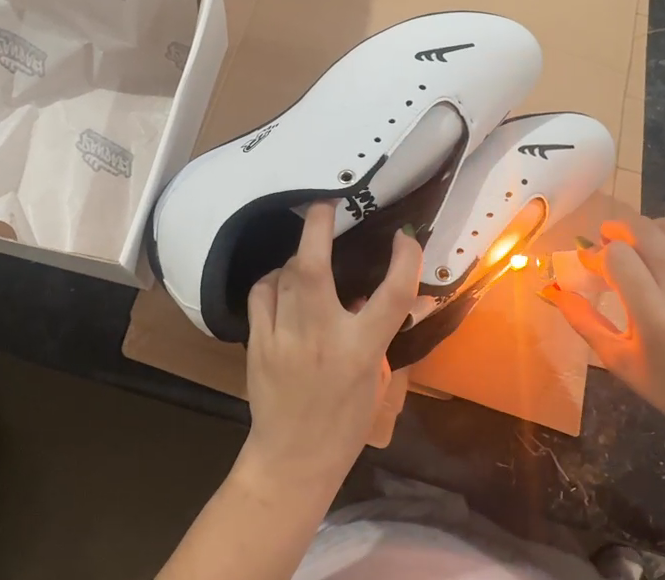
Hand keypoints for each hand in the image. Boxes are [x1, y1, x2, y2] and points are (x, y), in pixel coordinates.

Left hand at [239, 201, 421, 495]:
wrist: (293, 459)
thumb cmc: (343, 424)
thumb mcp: (374, 380)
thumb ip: (375, 334)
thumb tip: (373, 295)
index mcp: (361, 350)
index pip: (392, 294)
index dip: (405, 259)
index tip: (406, 236)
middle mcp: (321, 337)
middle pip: (314, 266)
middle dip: (317, 225)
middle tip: (326, 205)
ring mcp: (284, 337)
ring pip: (284, 274)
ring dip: (296, 256)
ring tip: (307, 253)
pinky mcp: (257, 342)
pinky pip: (261, 293)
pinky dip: (272, 280)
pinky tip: (280, 283)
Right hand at [541, 213, 664, 447]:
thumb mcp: (621, 363)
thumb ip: (586, 323)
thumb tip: (556, 292)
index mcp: (656, 315)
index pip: (619, 256)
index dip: (596, 254)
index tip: (589, 266)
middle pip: (645, 230)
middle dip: (617, 229)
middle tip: (605, 242)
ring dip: (648, 228)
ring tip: (636, 247)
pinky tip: (661, 264)